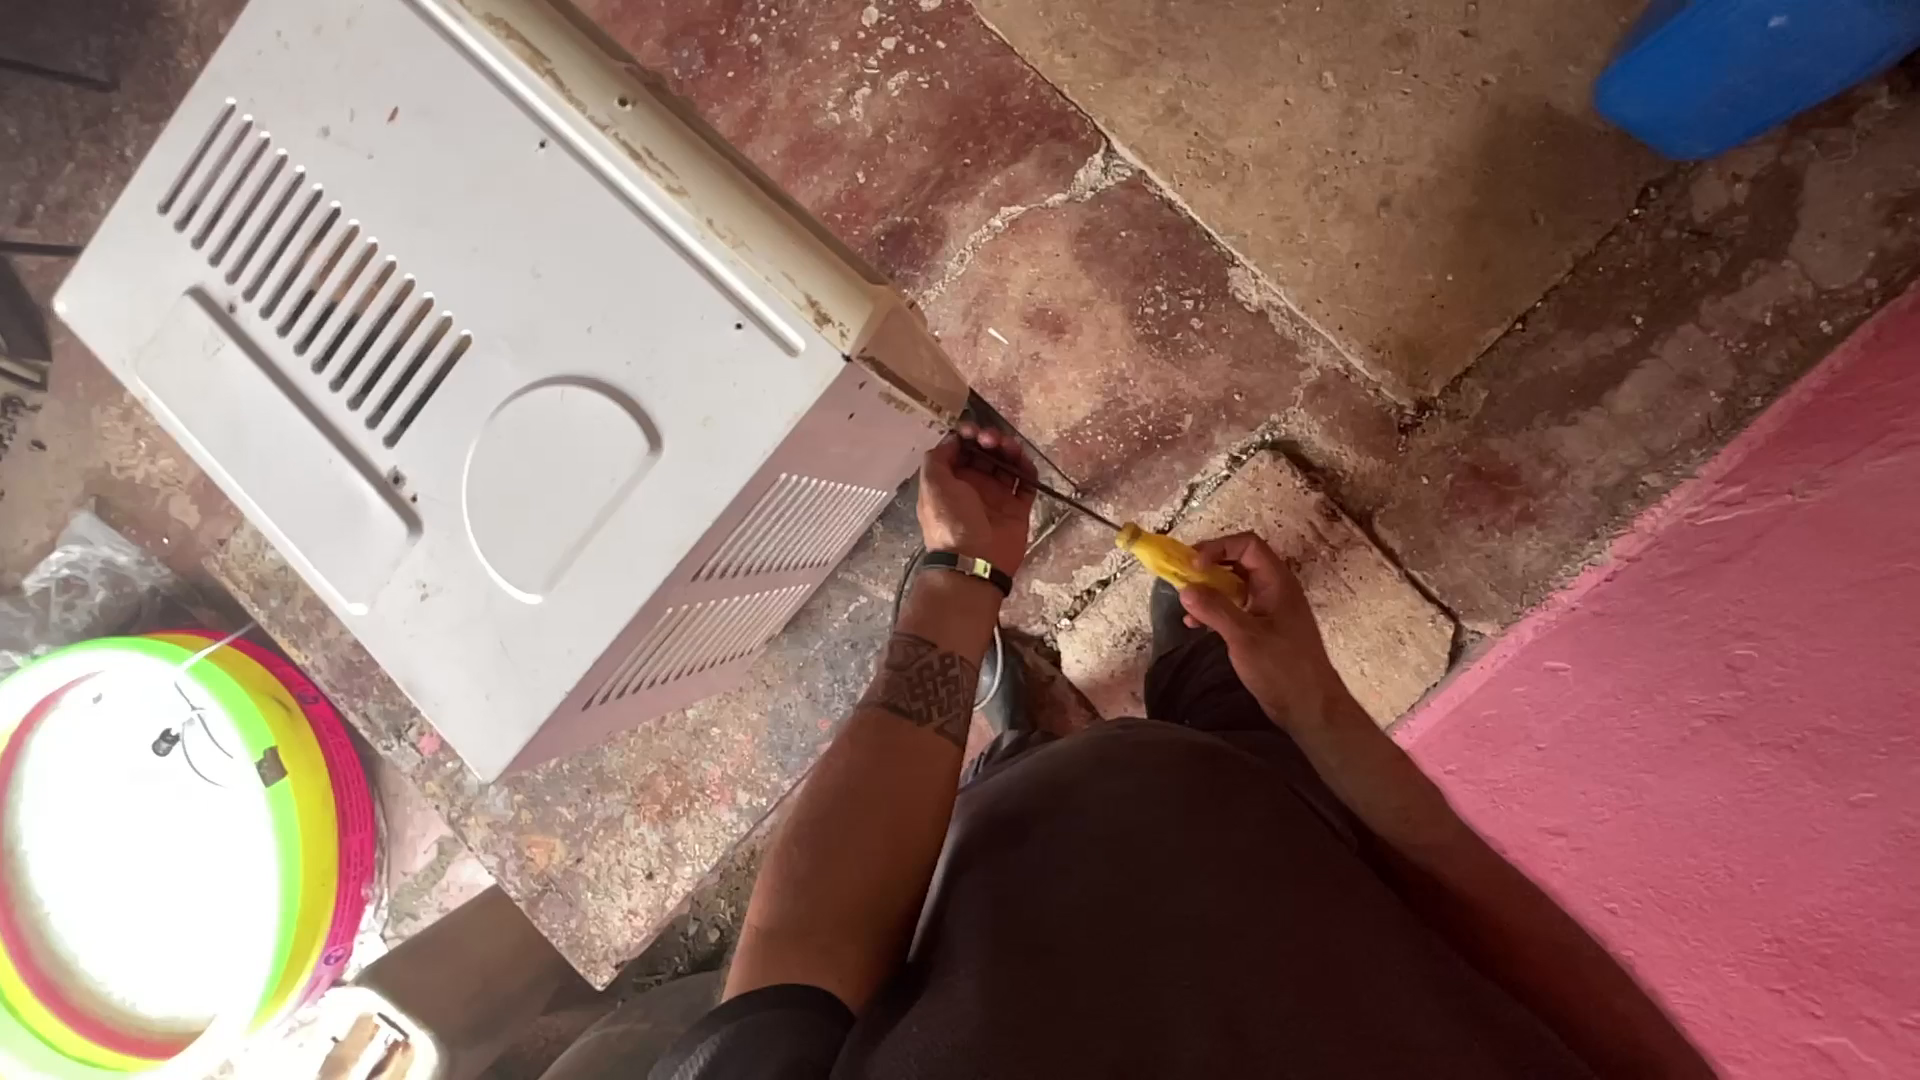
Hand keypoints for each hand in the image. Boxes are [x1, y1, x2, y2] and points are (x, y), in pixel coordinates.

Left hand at [917, 422, 1036, 575]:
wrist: (975, 560)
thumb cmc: (950, 521)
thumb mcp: (932, 485)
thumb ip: (938, 458)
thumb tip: (953, 439)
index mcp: (951, 481)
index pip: (961, 450)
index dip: (967, 436)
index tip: (973, 430)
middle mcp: (973, 486)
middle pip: (985, 453)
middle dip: (989, 440)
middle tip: (992, 440)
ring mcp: (997, 497)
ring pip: (1007, 464)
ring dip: (1009, 451)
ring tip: (1010, 448)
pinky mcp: (1018, 508)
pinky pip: (1026, 483)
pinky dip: (1027, 470)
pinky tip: (1024, 464)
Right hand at [1175, 531, 1347, 726]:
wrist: (1309, 707)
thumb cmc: (1283, 669)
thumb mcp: (1244, 637)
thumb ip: (1214, 609)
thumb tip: (1185, 588)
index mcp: (1277, 582)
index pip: (1247, 545)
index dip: (1219, 548)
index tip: (1193, 565)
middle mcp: (1273, 589)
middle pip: (1238, 561)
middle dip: (1208, 567)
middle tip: (1183, 577)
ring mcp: (1268, 608)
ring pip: (1233, 585)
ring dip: (1208, 590)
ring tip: (1186, 603)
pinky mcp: (1261, 627)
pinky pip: (1233, 606)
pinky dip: (1213, 609)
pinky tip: (1194, 624)